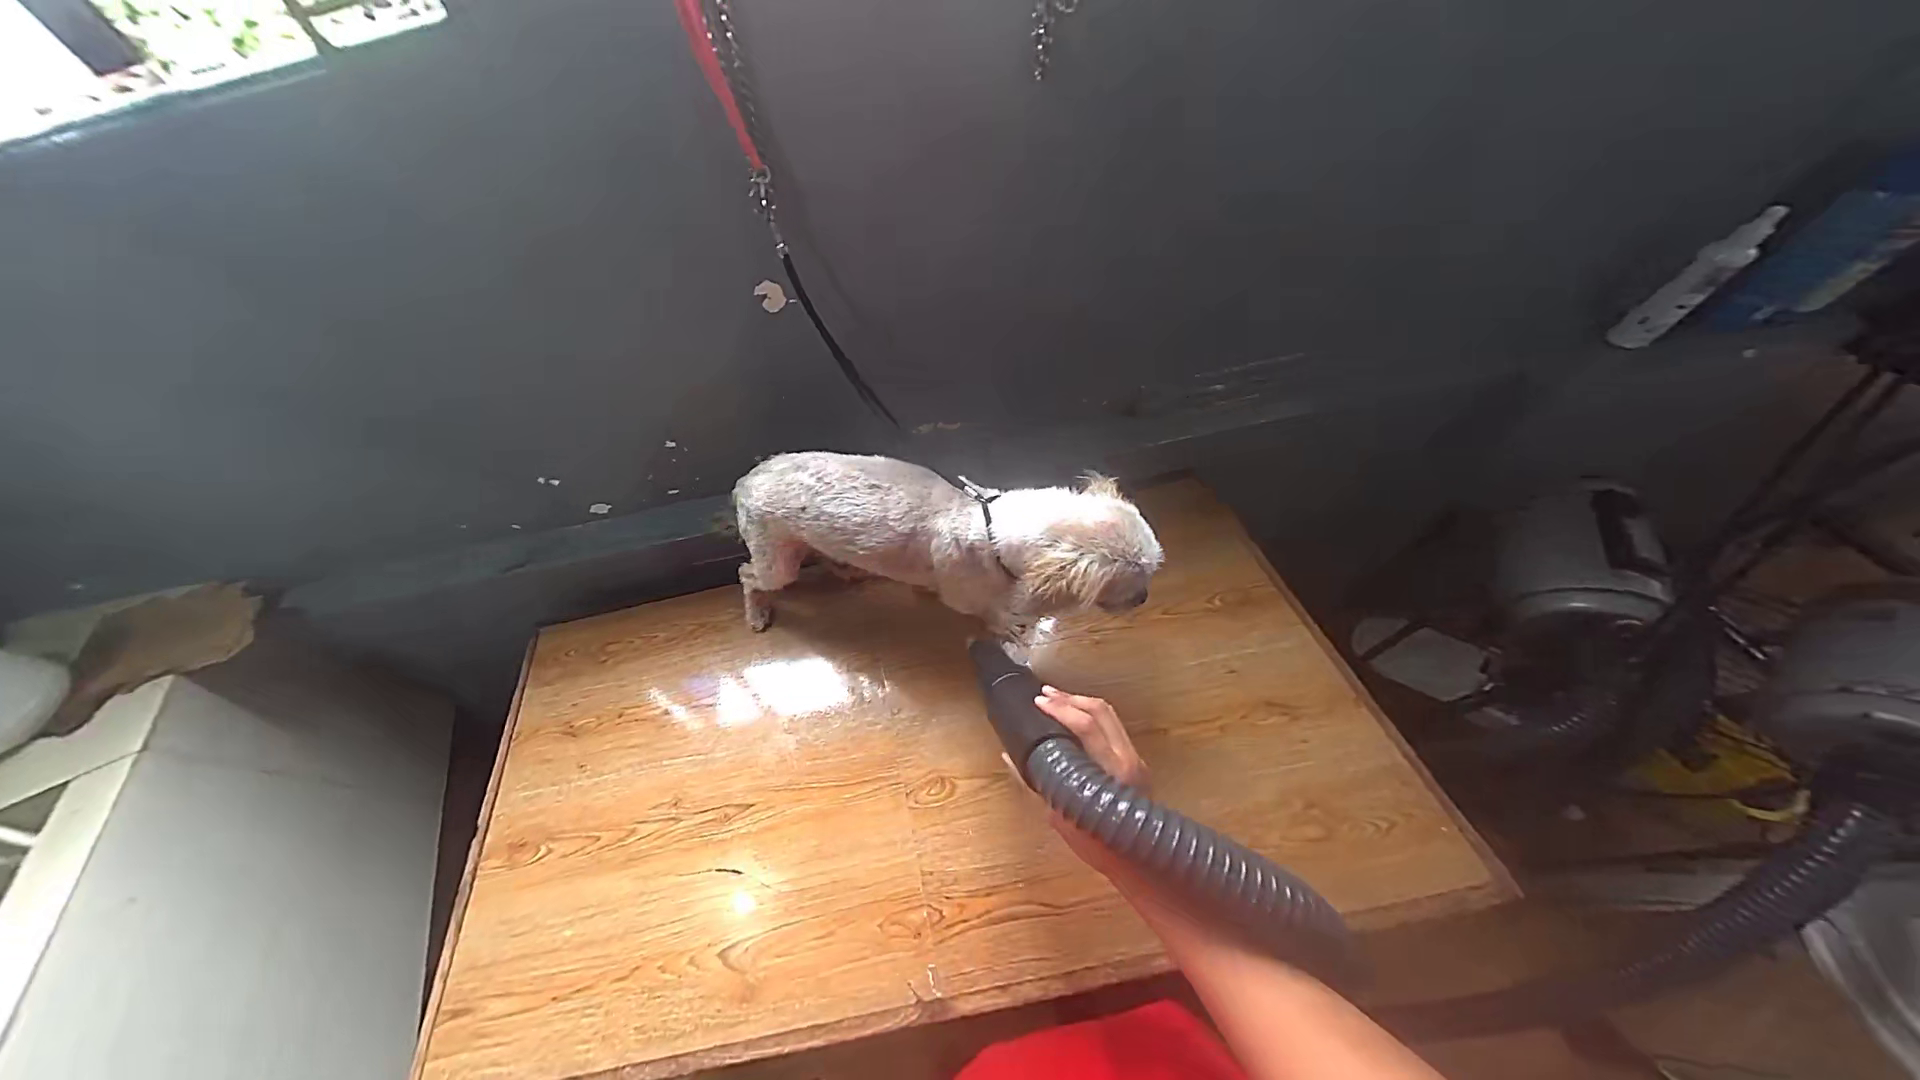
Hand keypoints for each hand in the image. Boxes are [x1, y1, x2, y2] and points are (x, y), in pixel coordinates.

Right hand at [1026, 689, 1217, 940]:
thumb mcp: (1059, 816)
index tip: (1038, 702)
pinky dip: (1091, 714)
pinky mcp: (1137, 760)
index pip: (1087, 727)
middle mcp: (1127, 759)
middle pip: (1101, 712)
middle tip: (1044, 694)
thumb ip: (1036, 783)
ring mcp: (1135, 758)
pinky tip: (1075, 716)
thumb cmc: (1096, 846)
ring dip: (1081, 702)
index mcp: (1110, 772)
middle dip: (1069, 698)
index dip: (1061, 709)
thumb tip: (1009, 758)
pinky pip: (1113, 725)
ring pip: (1110, 714)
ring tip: (1056, 698)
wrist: (1138, 865)